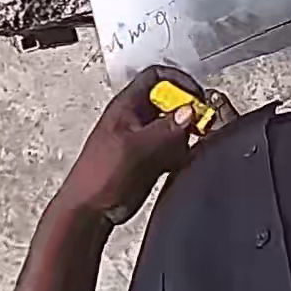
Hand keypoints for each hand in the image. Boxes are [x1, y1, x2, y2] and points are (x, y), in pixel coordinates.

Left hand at [57, 65, 202, 224]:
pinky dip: (183, 150)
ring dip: (187, 132)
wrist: (89, 213)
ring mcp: (145, 137)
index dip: (179, 81)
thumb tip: (189, 111)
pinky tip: (182, 160)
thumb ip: (164, 129)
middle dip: (188, 110)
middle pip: (170, 100)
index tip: (195, 97)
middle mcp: (138, 118)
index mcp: (127, 106)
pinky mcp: (151, 157)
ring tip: (192, 143)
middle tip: (201, 122)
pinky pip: (175, 146)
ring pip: (175, 124)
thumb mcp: (134, 148)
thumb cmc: (96, 177)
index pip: (157, 77)